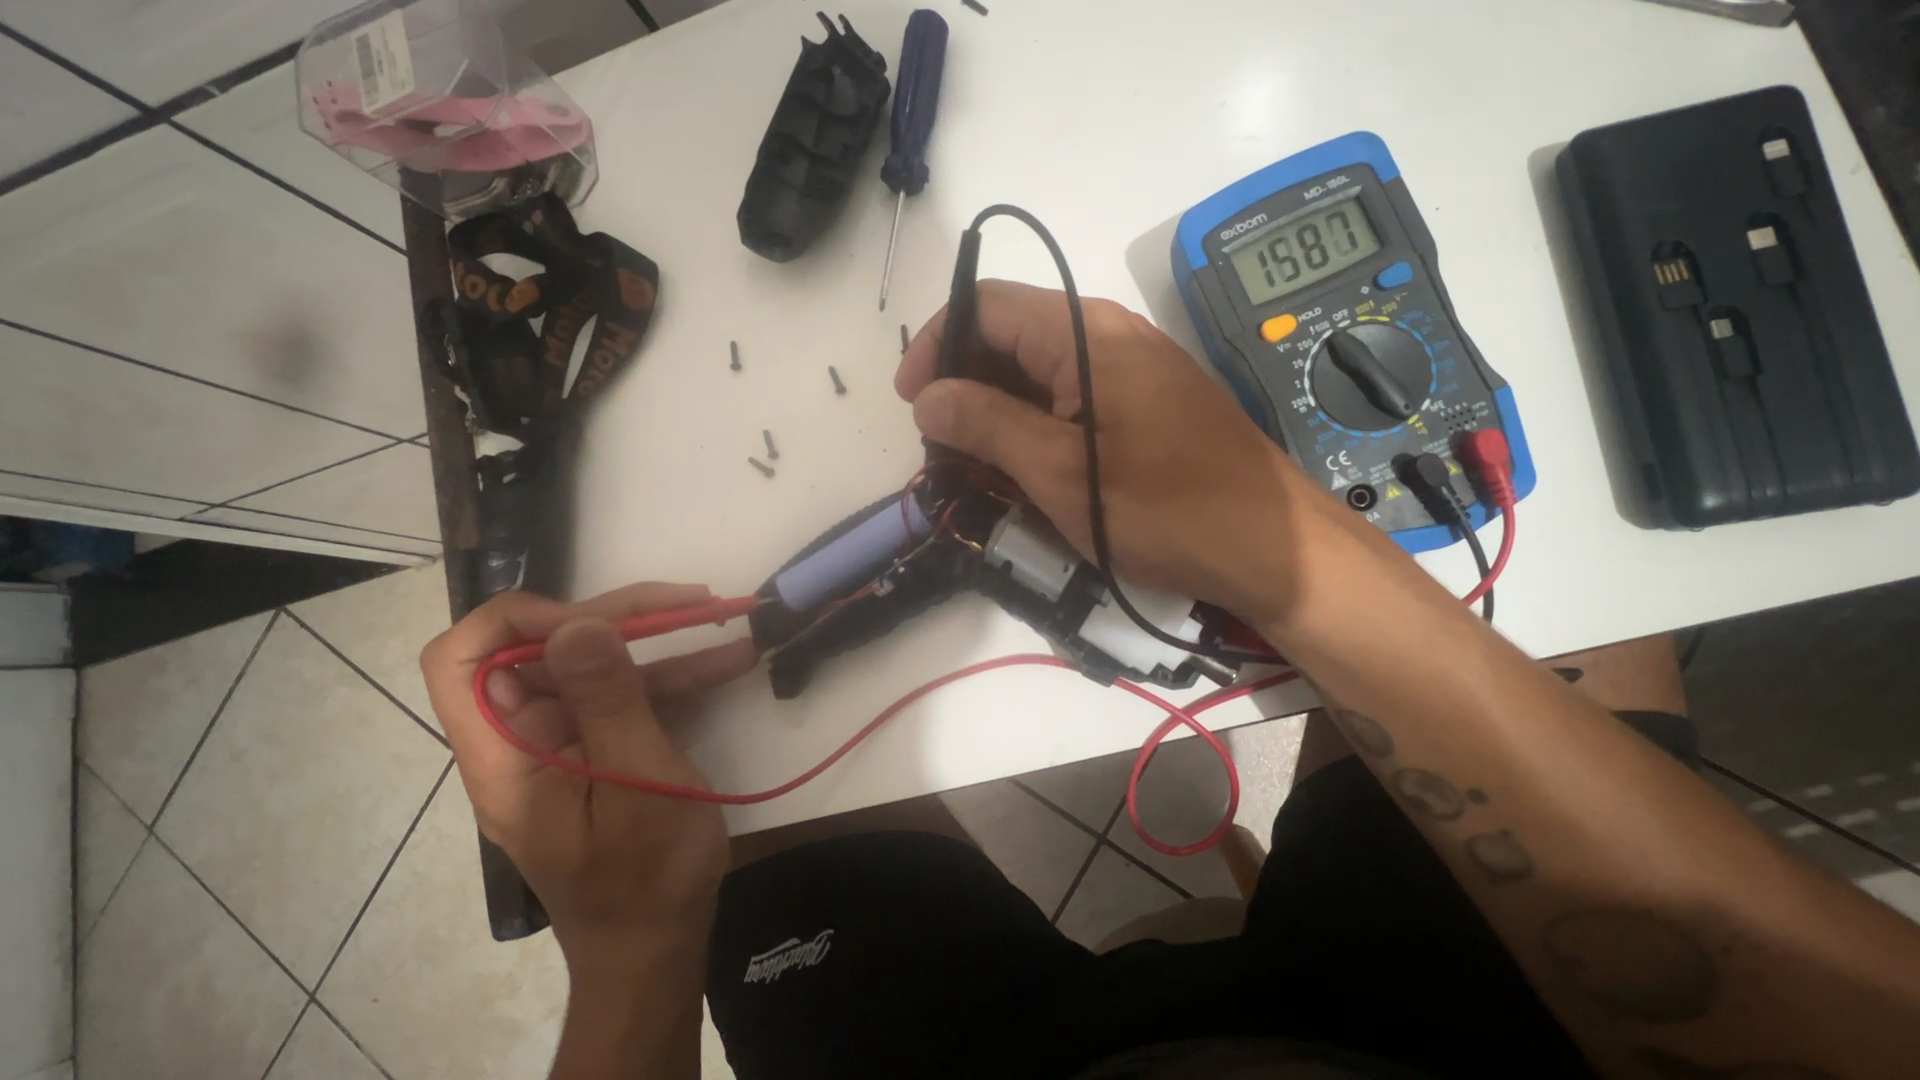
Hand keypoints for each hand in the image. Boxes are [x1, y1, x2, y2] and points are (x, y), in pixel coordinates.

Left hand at [419, 583, 757, 964]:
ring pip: (595, 666)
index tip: (592, 624)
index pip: (464, 659)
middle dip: (618, 618)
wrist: (659, 944)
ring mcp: (565, 743)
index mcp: (504, 754)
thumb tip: (578, 622)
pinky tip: (730, 661)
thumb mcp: (636, 784)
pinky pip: (627, 696)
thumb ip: (606, 702)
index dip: (519, 622)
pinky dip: (675, 678)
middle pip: (545, 649)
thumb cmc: (645, 877)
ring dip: (660, 643)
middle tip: (690, 603)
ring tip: (722, 619)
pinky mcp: (602, 749)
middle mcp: (522, 739)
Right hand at [897, 279, 1347, 626]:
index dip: (936, 344)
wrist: (1270, 548)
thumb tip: (926, 395)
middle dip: (964, 382)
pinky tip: (1027, 468)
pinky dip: (1037, 423)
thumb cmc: (1163, 509)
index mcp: (1085, 332)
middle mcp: (1109, 333)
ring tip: (977, 465)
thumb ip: (987, 424)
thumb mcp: (1060, 472)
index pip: (987, 305)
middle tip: (941, 446)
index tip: (911, 404)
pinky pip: (1074, 395)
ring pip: (1041, 368)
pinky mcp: (1147, 402)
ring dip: (998, 409)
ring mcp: (1133, 367)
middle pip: (1012, 333)